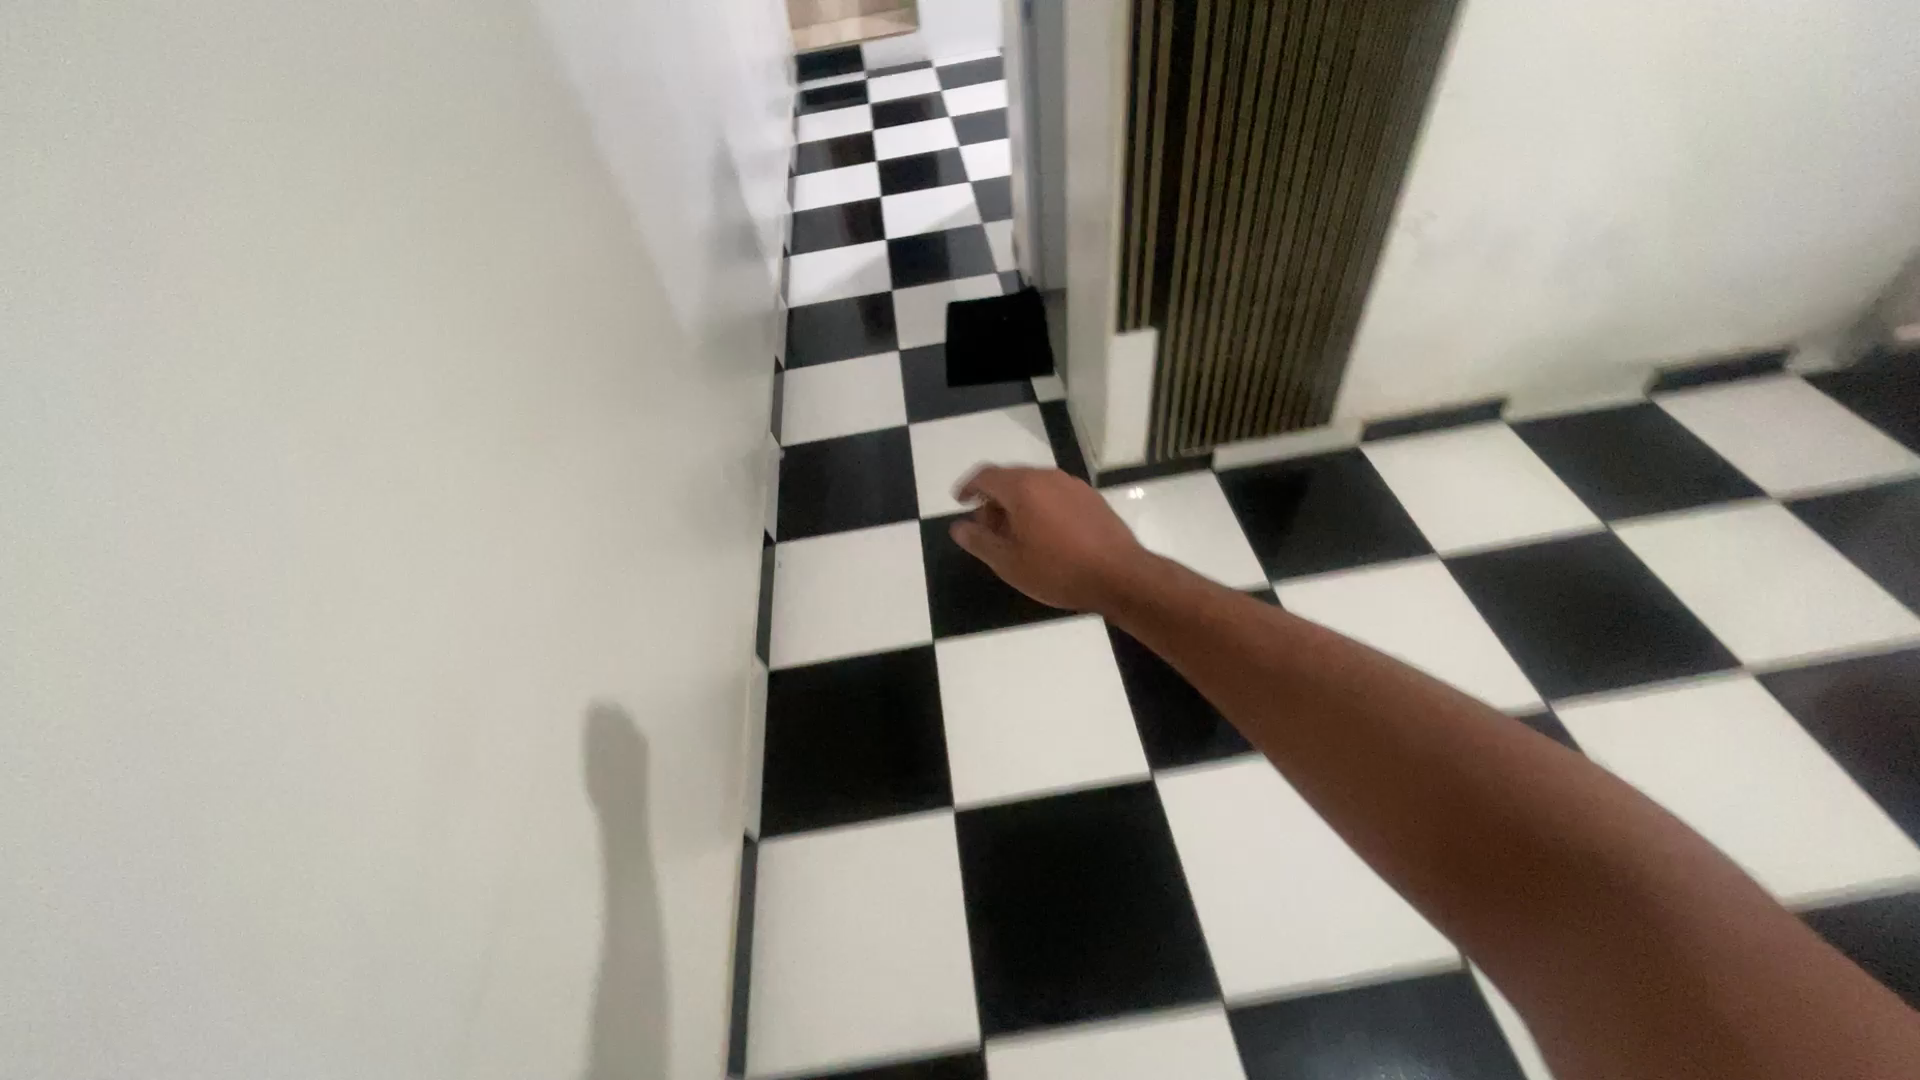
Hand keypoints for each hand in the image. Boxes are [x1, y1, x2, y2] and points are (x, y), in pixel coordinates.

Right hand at [949, 465, 1150, 611]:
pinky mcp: (1091, 498)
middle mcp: (1047, 477)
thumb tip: (959, 527)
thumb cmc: (1058, 571)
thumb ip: (979, 542)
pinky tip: (1045, 535)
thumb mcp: (1009, 563)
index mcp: (1023, 488)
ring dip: (1018, 504)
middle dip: (993, 500)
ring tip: (1016, 536)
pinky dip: (1041, 507)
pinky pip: (1055, 495)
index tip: (960, 502)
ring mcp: (1073, 485)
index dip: (968, 487)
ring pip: (1035, 486)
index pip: (985, 475)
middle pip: (1010, 479)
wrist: (1120, 576)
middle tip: (987, 529)